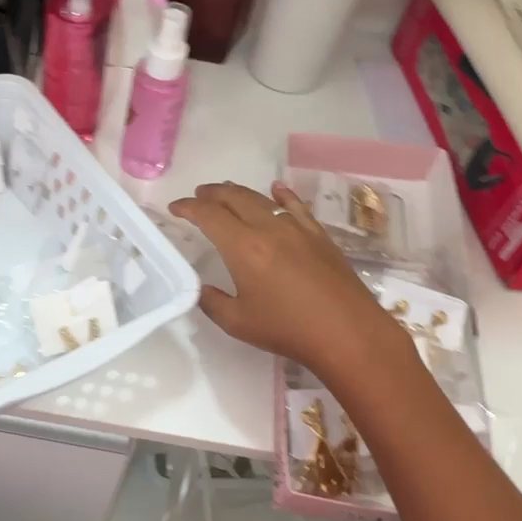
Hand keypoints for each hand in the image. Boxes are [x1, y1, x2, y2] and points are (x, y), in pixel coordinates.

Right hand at [169, 182, 391, 369]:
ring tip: (226, 192)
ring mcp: (297, 228)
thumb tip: (201, 289)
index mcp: (243, 248)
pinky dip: (281, 194)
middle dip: (212, 194)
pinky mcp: (318, 235)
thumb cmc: (287, 329)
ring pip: (263, 199)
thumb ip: (213, 302)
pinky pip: (295, 206)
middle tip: (198, 196)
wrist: (346, 331)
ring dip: (239, 192)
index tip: (175, 208)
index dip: (189, 208)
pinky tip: (276, 189)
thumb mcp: (238, 322)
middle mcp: (268, 228)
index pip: (209, 216)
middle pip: (235, 199)